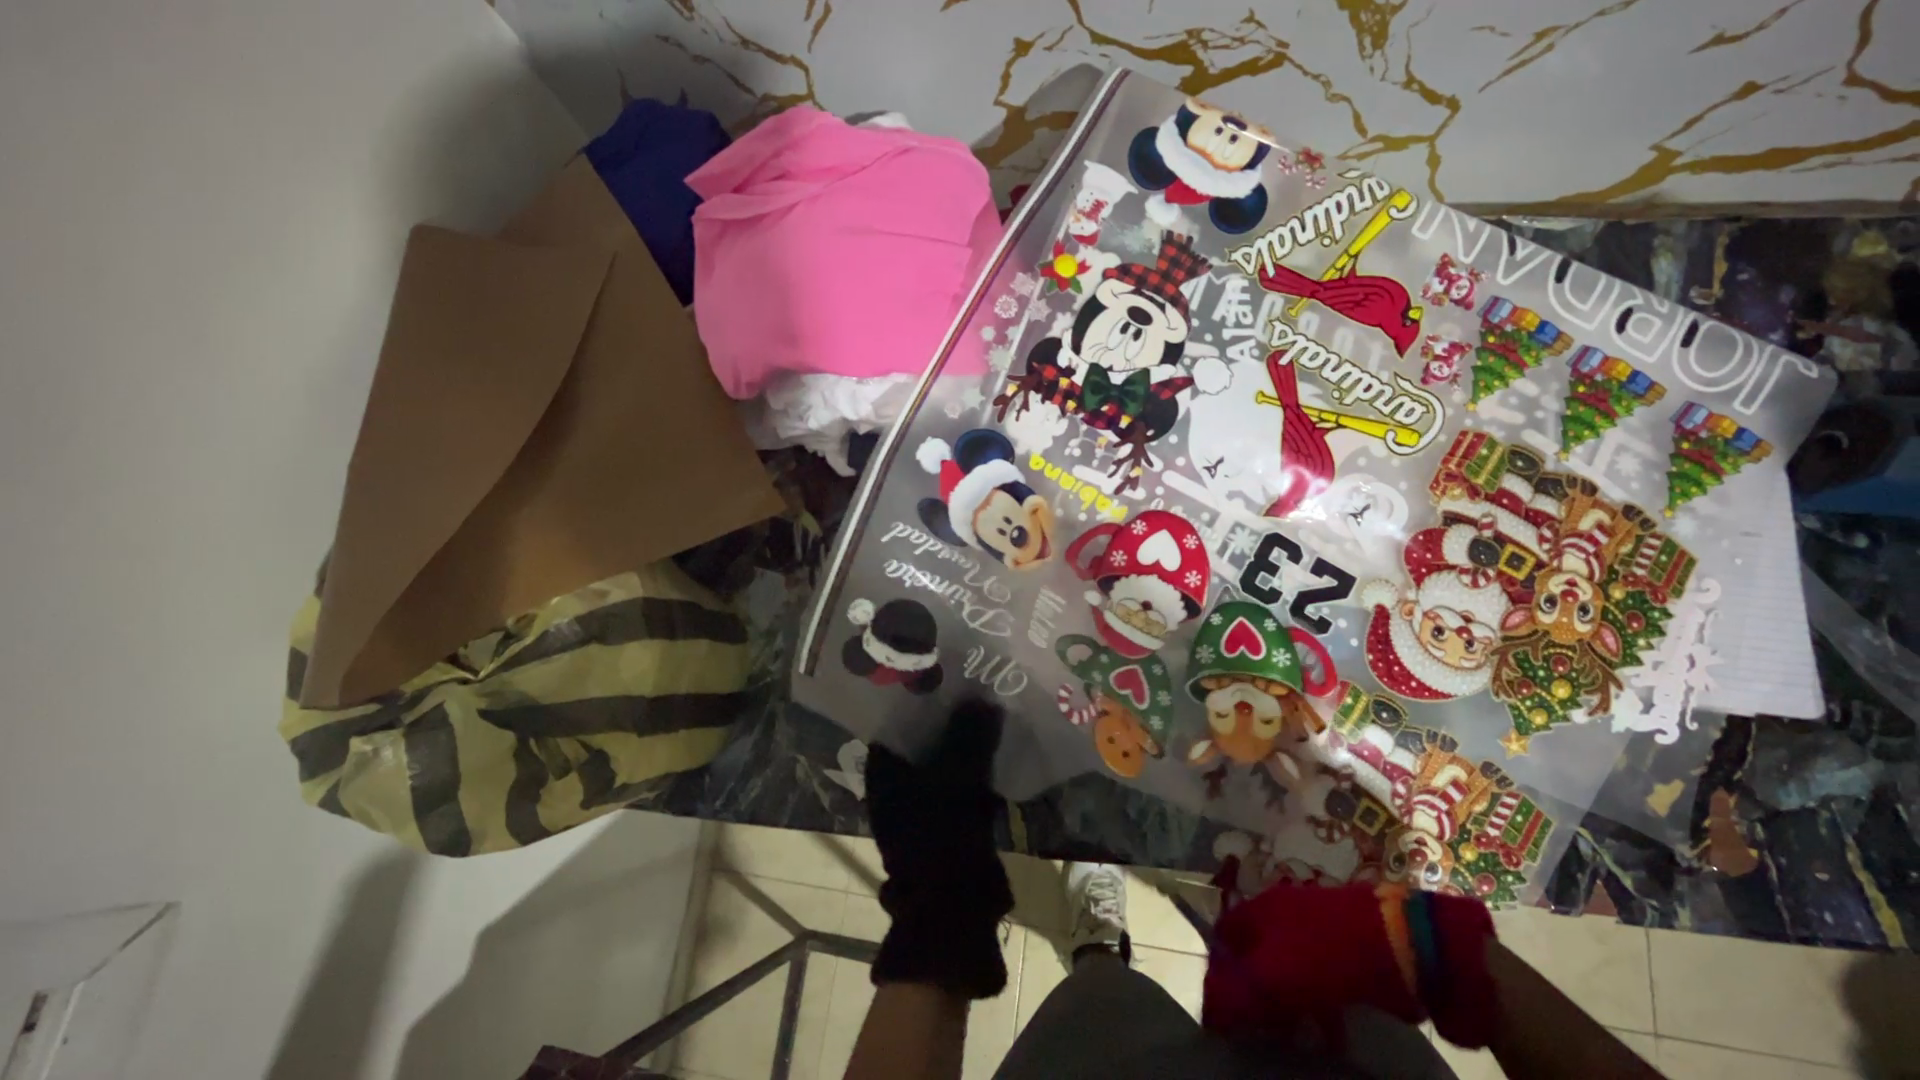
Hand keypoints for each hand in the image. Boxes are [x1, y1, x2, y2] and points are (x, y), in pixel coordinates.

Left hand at [865, 699, 1013, 999]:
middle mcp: (891, 792)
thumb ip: (969, 740)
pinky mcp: (939, 827)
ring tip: (985, 714)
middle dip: (943, 722)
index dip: (917, 702)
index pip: (895, 726)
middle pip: (918, 745)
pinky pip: (954, 787)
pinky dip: (970, 772)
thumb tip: (982, 700)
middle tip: (971, 692)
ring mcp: (915, 812)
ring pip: (938, 766)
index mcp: (884, 778)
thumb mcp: (958, 782)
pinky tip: (994, 754)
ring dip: (959, 746)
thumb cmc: (942, 839)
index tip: (944, 679)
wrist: (953, 910)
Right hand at [1203, 880, 1498, 1048]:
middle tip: (1264, 1030)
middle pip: (1258, 954)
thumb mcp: (1272, 980)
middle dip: (1258, 994)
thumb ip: (1235, 996)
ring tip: (1300, 1040)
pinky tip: (1333, 1034)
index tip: (1226, 1007)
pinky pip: (1324, 976)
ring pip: (1292, 968)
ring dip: (1291, 1005)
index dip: (1219, 971)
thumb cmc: (1325, 955)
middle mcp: (1285, 911)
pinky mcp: (1351, 944)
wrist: (1405, 943)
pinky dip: (1322, 1004)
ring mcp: (1320, 926)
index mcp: (1261, 908)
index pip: (1224, 935)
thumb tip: (1210, 1014)